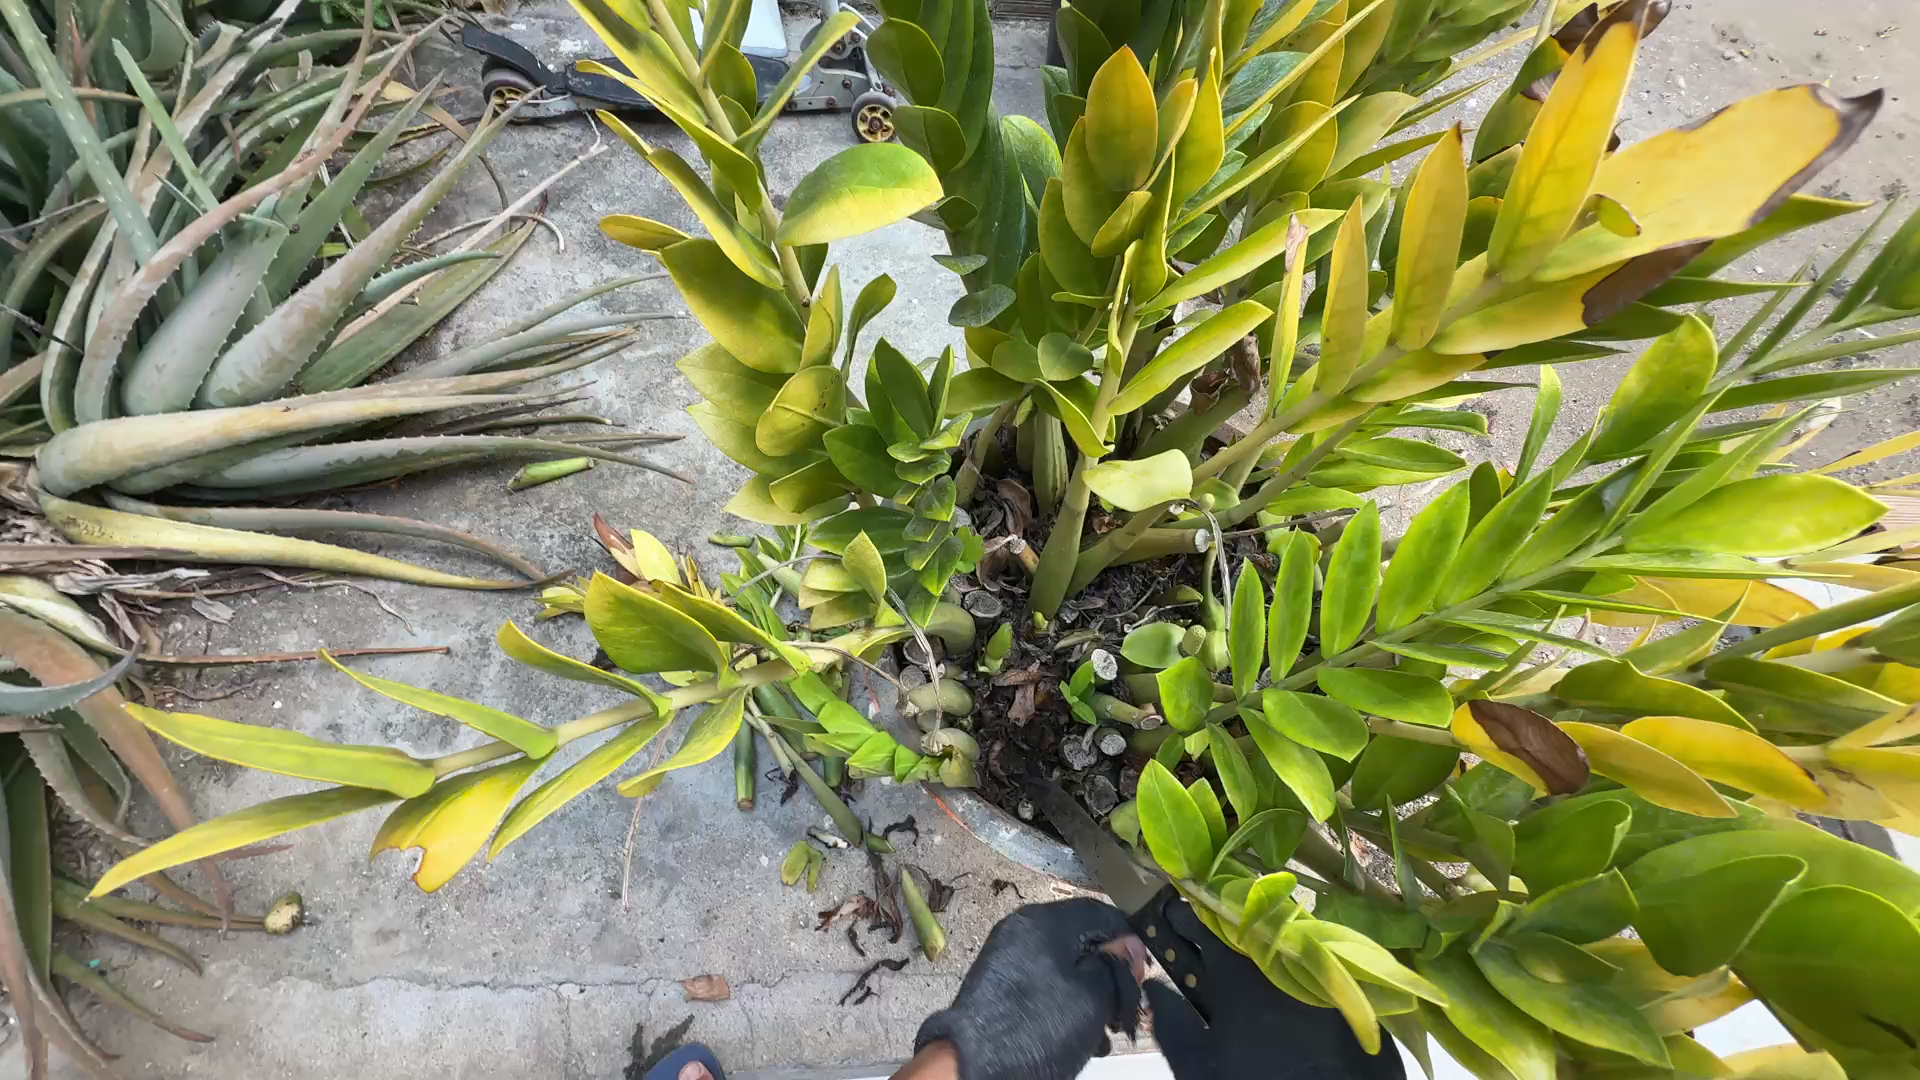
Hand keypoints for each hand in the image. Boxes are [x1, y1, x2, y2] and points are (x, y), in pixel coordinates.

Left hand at [912, 898, 1146, 1079]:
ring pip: (1064, 963)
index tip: (1147, 968)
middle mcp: (1024, 927)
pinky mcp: (1001, 982)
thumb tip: (1131, 946)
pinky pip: (1044, 980)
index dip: (1128, 937)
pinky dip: (1066, 1000)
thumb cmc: (1040, 1025)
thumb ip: (1116, 967)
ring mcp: (1009, 953)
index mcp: (1045, 919)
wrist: (975, 1063)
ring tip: (1107, 1030)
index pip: (1098, 910)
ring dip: (1091, 991)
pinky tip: (1081, 1035)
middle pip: (1080, 938)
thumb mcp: (1092, 997)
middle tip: (1127, 1007)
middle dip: (1109, 971)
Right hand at [1145, 900, 1404, 1079]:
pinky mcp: (1354, 1009)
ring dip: (1263, 942)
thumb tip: (1152, 983)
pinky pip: (1322, 970)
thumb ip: (1170, 1023)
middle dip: (1224, 925)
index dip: (1183, 916)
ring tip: (1248, 954)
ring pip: (1286, 943)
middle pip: (1246, 927)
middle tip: (1208, 931)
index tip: (1171, 913)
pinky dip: (1300, 970)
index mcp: (1239, 976)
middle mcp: (1281, 966)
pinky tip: (1290, 990)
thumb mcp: (1199, 1068)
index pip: (1203, 926)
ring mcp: (1322, 985)